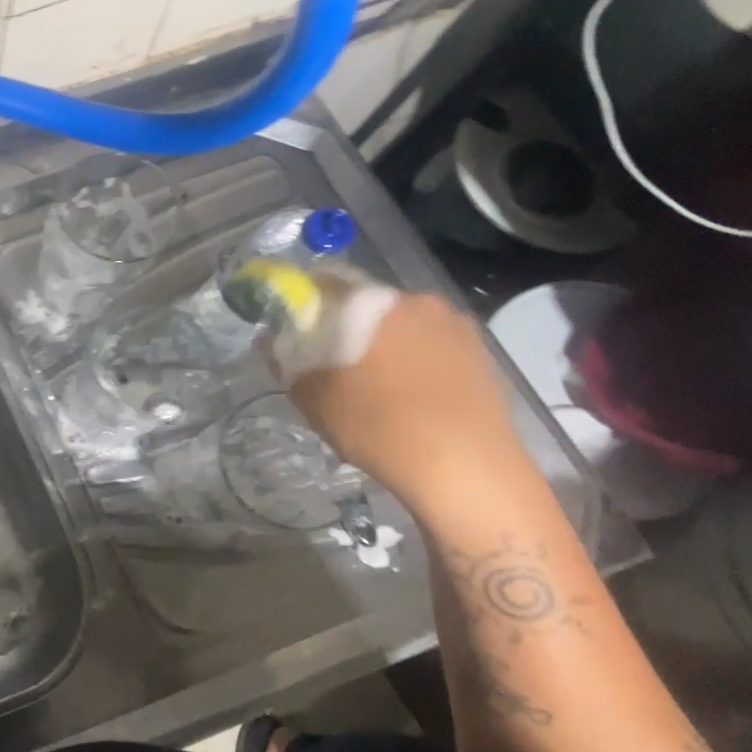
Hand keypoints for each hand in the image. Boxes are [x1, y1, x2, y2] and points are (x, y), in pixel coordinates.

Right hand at [282, 288, 521, 501]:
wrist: (465, 467)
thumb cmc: (378, 425)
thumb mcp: (312, 397)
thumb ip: (284, 359)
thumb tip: (269, 336)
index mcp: (373, 302)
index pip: (327, 284)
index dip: (305, 305)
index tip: (294, 331)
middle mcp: (418, 301)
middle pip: (369, 306)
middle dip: (348, 329)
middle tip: (332, 366)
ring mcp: (456, 327)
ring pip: (403, 327)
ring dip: (384, 347)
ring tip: (371, 387)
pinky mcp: (481, 356)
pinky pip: (432, 348)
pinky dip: (414, 364)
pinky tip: (407, 399)